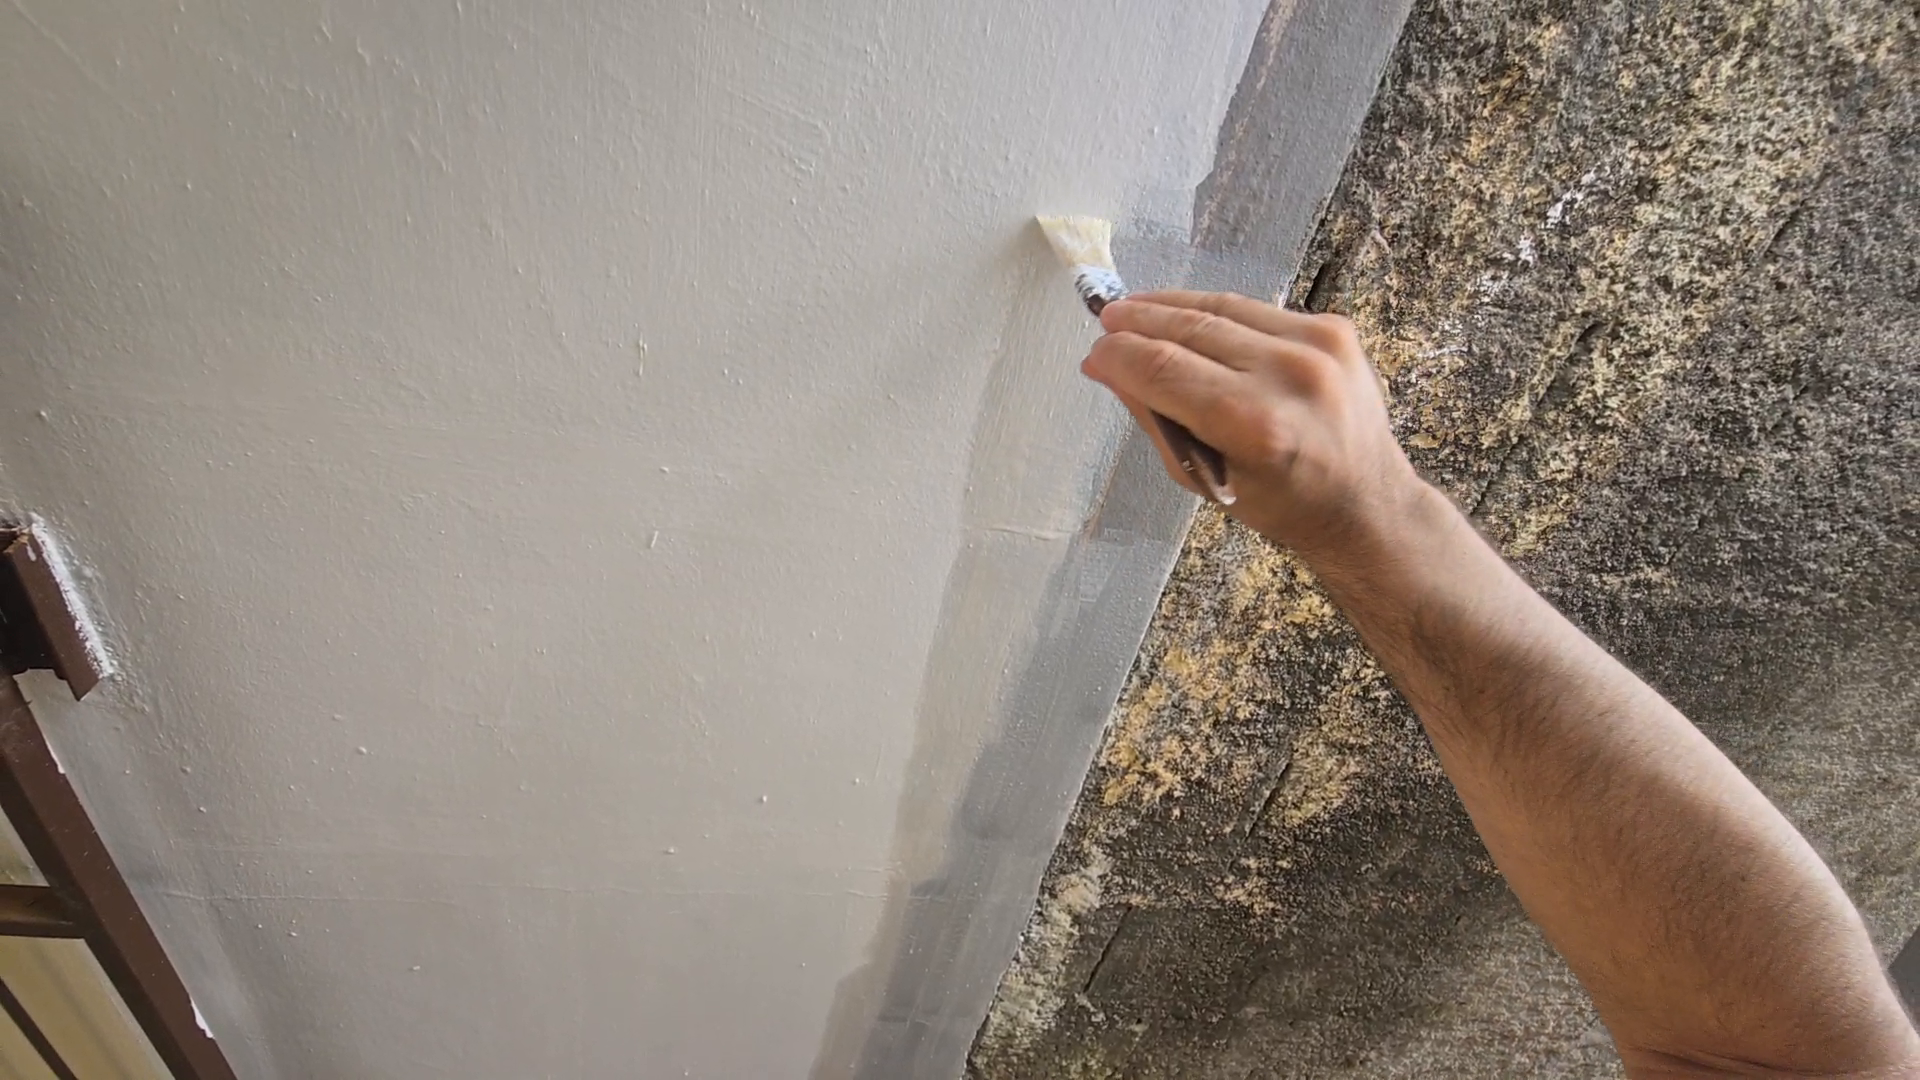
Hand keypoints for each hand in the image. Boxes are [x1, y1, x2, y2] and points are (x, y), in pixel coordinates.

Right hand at [1081, 291, 1425, 573]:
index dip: (1119, 356)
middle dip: (1138, 322)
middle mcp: (1288, 375)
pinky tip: (1184, 315)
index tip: (1095, 355)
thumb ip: (1153, 417)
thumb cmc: (1277, 504)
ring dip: (1170, 306)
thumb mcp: (1200, 478)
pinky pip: (1253, 310)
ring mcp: (1316, 345)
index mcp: (1253, 425)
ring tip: (1134, 309)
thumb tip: (1108, 369)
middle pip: (1189, 330)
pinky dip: (1212, 311)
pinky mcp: (1332, 328)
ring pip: (1221, 308)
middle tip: (1106, 320)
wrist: (1364, 500)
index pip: (1163, 369)